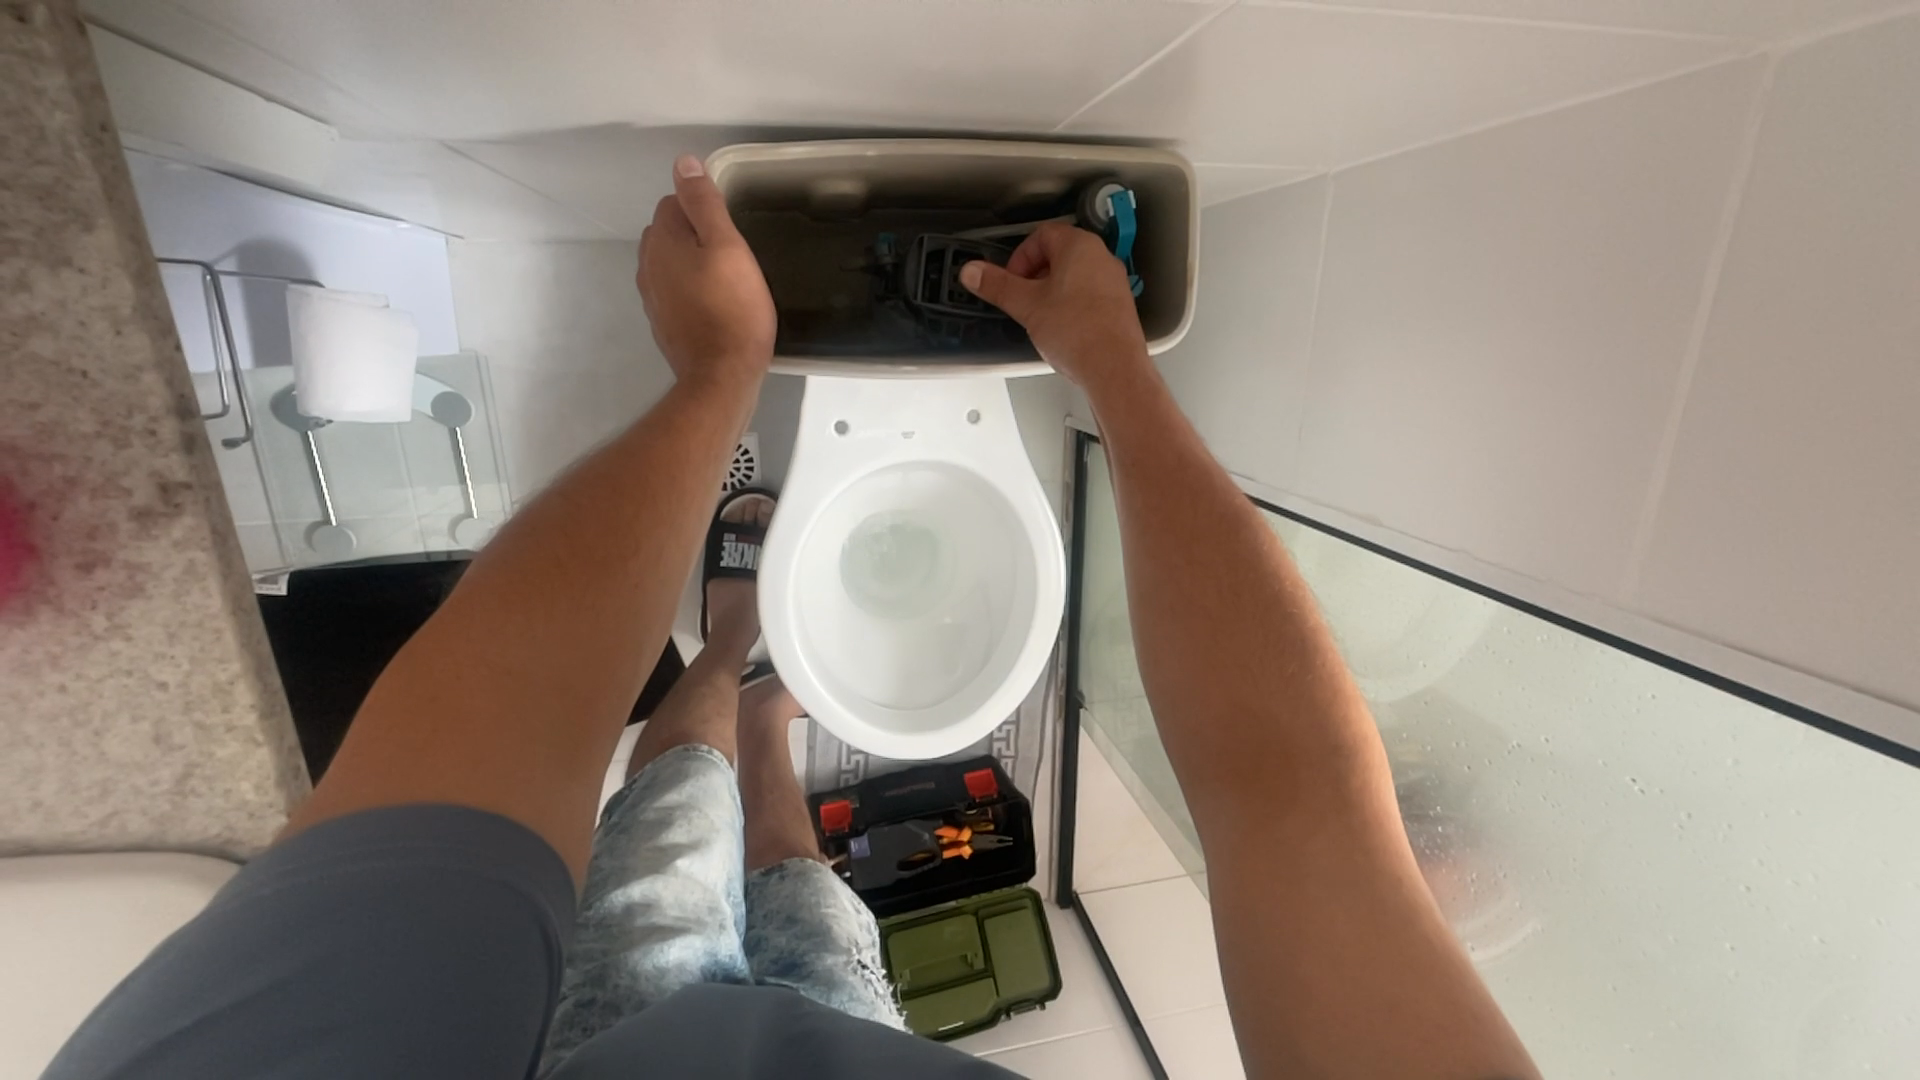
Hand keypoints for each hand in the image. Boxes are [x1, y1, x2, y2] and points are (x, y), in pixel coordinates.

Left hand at [637, 155, 775, 388]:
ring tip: (727, 283)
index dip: (705, 211)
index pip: (675, 202)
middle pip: (670, 232)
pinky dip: (691, 293)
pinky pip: (675, 294)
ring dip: (693, 266)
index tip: (732, 233)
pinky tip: (716, 308)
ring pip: (671, 265)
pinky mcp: (663, 324)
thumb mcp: (729, 248)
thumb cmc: (734, 310)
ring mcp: (652, 298)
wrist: (721, 376)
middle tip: (734, 258)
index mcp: (662, 240)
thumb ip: (705, 204)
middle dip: (696, 236)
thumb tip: (684, 163)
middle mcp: (648, 264)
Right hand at [958, 222, 1149, 386]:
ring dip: (1051, 294)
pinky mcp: (1118, 307)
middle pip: (1059, 256)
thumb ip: (998, 286)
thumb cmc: (1077, 332)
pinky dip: (1070, 308)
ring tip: (1040, 319)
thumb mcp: (1027, 306)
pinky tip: (1062, 331)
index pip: (1042, 235)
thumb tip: (972, 271)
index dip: (1020, 257)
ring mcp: (1113, 283)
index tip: (1010, 281)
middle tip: (1022, 301)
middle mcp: (1101, 259)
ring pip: (1073, 278)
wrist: (1113, 368)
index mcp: (1079, 247)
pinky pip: (1088, 297)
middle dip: (1034, 277)